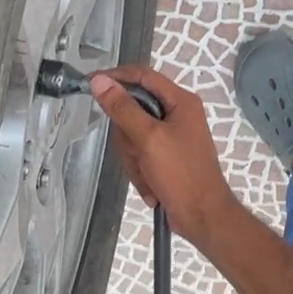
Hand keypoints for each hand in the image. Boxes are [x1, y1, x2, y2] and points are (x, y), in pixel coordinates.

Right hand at [90, 66, 242, 244]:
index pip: (142, 76)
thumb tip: (99, 81)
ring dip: (134, 159)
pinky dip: (141, 171)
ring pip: (133, 136)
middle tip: (136, 153)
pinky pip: (140, 154)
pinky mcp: (165, 156)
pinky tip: (151, 187)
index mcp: (180, 101)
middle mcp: (177, 114)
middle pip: (133, 110)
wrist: (203, 217)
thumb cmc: (181, 174)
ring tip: (147, 176)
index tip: (89, 84)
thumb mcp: (148, 139)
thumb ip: (123, 109)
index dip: (115, 77)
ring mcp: (171, 136)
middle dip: (128, 137)